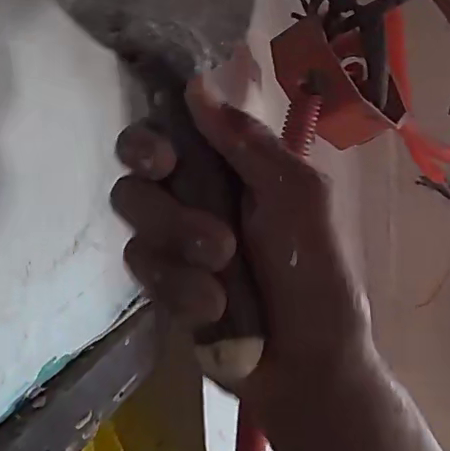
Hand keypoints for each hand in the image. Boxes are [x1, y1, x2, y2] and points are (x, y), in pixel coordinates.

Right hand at [110, 80, 372, 404]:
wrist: (305, 365)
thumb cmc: (315, 274)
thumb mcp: (299, 198)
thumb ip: (248, 144)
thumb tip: (197, 86)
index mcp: (230, 166)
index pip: (170, 129)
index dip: (152, 137)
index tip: (164, 159)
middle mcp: (193, 193)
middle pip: (136, 171)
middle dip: (165, 203)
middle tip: (207, 232)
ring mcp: (172, 238)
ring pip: (134, 217)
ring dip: (180, 246)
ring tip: (225, 272)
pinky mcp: (160, 280)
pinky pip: (141, 266)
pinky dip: (179, 286)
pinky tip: (214, 308)